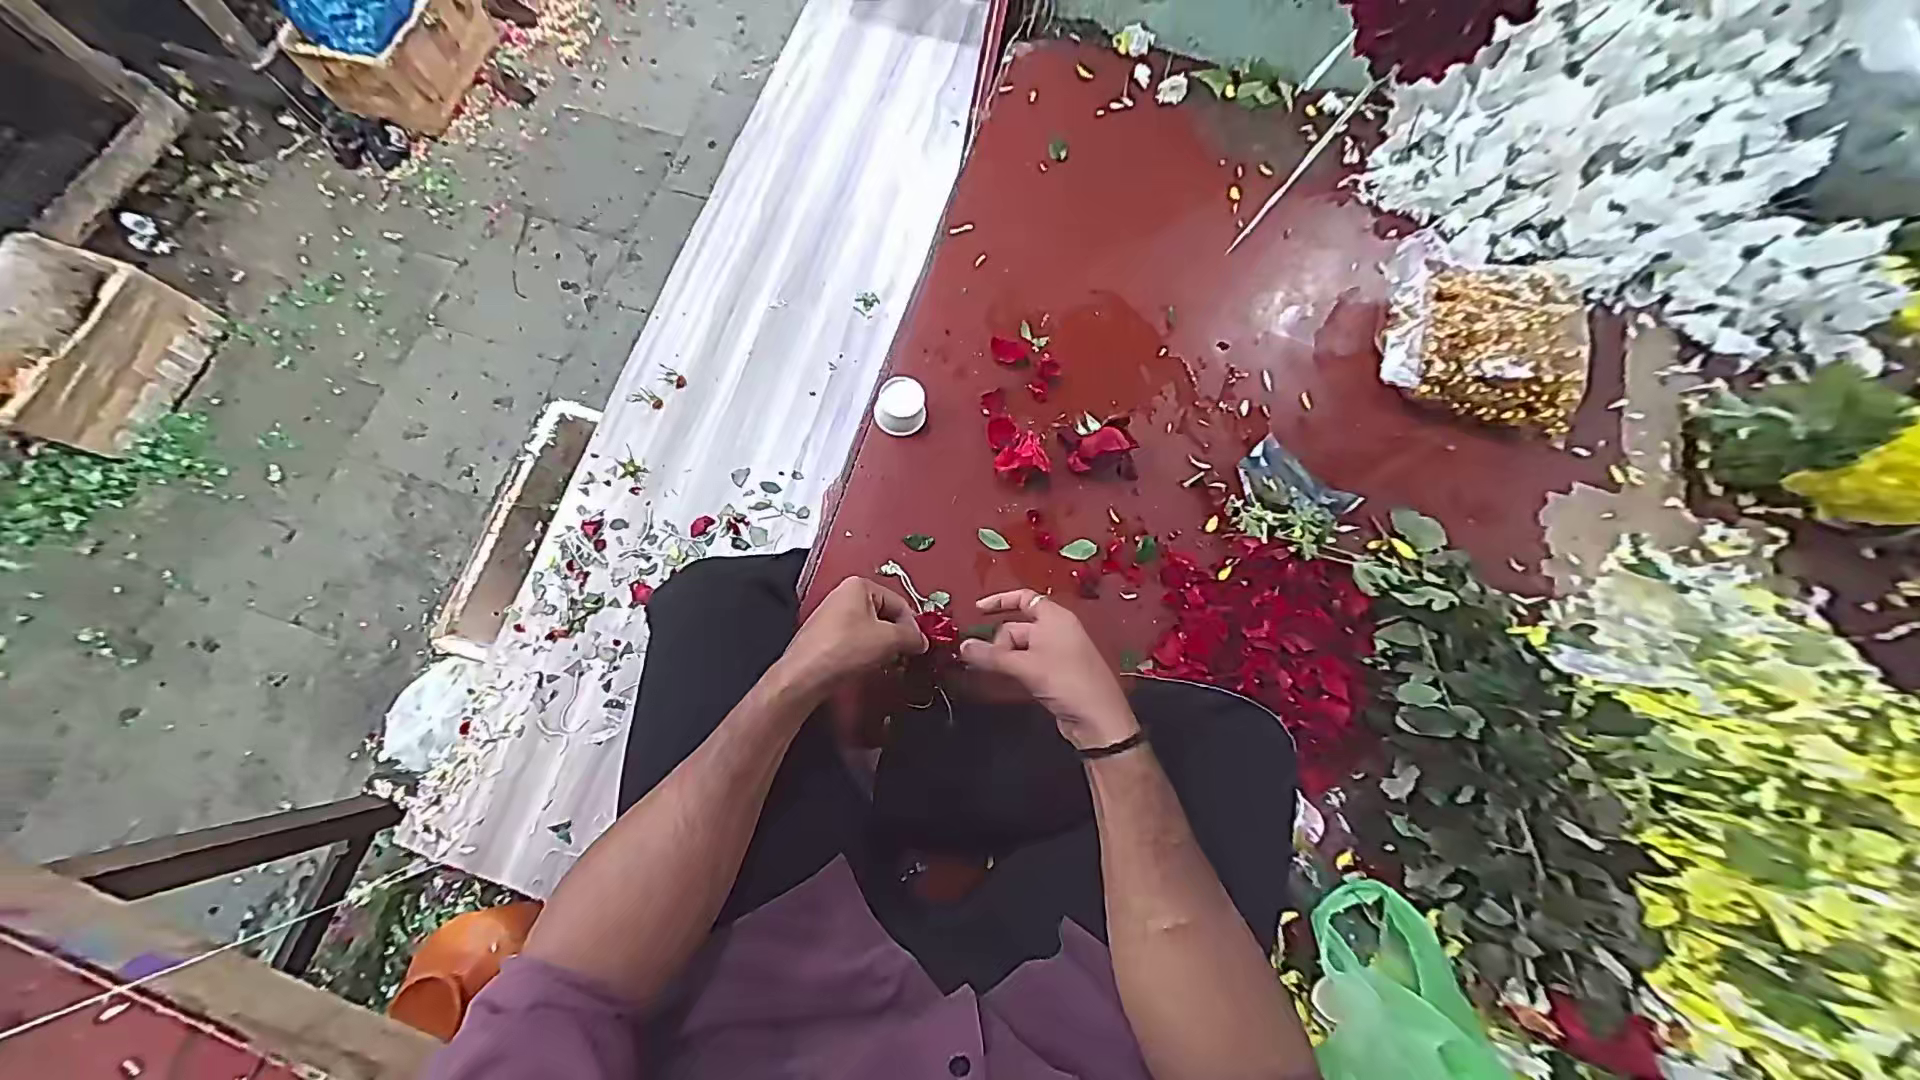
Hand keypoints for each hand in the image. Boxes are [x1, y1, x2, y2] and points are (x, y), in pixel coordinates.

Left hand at [776, 576, 927, 695]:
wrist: (803, 677)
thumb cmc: (844, 650)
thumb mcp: (888, 640)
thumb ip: (912, 636)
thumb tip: (922, 641)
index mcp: (859, 586)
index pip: (899, 603)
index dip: (912, 626)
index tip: (918, 646)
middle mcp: (844, 594)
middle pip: (885, 615)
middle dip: (896, 636)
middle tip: (902, 655)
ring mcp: (833, 615)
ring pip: (871, 629)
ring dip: (882, 646)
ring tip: (883, 662)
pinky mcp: (825, 636)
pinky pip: (855, 639)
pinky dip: (866, 651)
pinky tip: (865, 666)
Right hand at [958, 589, 1138, 750]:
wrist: (1098, 718)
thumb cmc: (1065, 681)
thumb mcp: (1025, 666)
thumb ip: (991, 656)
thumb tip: (962, 646)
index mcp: (1054, 617)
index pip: (1023, 598)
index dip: (999, 601)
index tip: (977, 610)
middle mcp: (1056, 629)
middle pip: (1017, 626)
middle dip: (998, 641)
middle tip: (985, 661)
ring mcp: (1057, 651)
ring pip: (1020, 646)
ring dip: (1004, 657)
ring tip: (990, 670)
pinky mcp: (1056, 672)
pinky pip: (1027, 661)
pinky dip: (1014, 666)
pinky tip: (1004, 678)